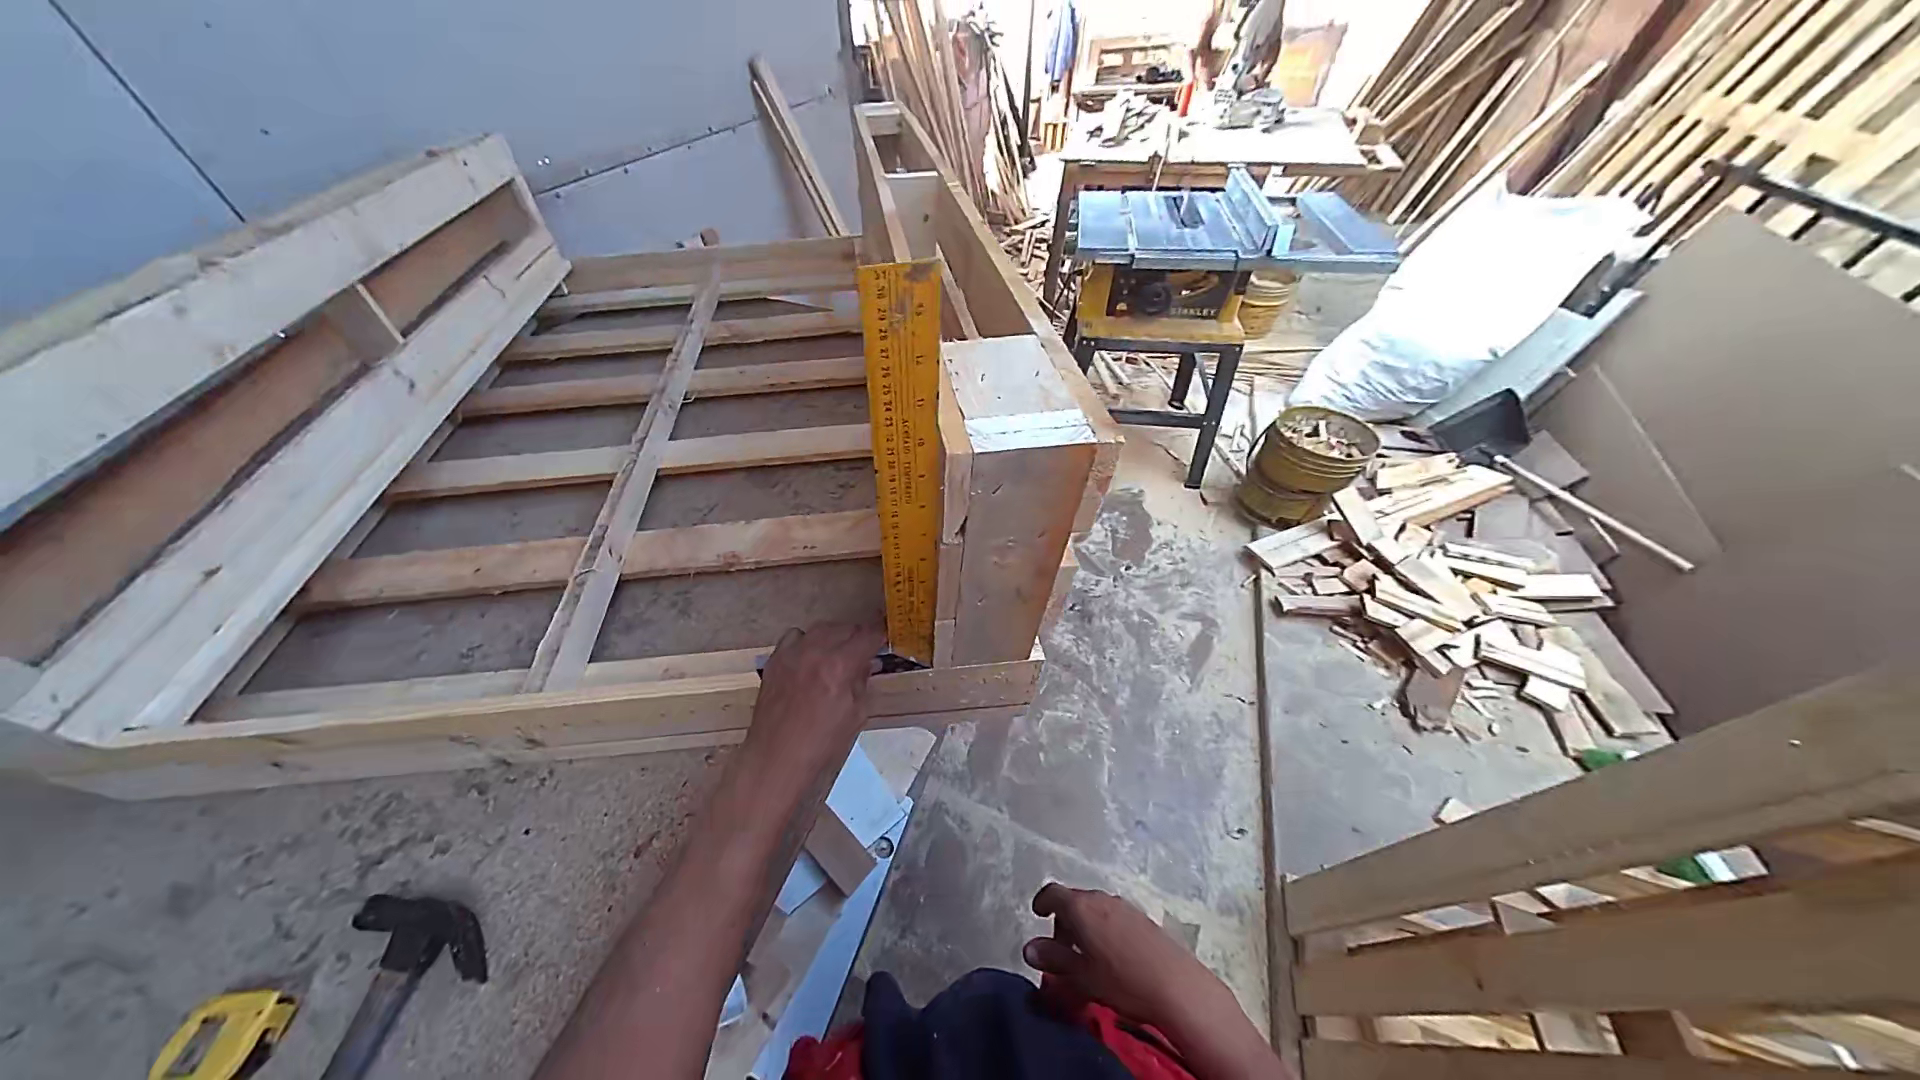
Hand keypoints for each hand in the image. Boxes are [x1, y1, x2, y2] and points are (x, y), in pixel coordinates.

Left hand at [742, 622, 885, 780]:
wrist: (777, 758)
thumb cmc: (823, 743)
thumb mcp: (857, 714)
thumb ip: (863, 681)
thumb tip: (868, 662)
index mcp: (840, 665)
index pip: (868, 635)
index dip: (881, 633)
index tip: (887, 635)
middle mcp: (815, 651)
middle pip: (845, 628)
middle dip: (859, 637)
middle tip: (866, 652)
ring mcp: (792, 653)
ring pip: (821, 628)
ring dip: (835, 636)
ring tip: (839, 653)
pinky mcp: (775, 660)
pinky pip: (795, 637)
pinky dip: (808, 641)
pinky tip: (810, 658)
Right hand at [1022, 883, 1228, 1030]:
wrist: (1176, 985)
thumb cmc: (1122, 981)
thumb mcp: (1081, 975)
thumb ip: (1053, 958)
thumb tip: (1029, 947)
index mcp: (1080, 907)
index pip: (1053, 893)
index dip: (1042, 902)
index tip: (1038, 914)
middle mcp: (1100, 899)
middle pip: (1073, 900)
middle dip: (1063, 921)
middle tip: (1062, 950)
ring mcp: (1123, 906)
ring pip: (1094, 908)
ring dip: (1084, 925)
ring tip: (1087, 955)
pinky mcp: (1142, 917)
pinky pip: (1112, 915)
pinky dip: (1103, 927)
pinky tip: (1111, 955)